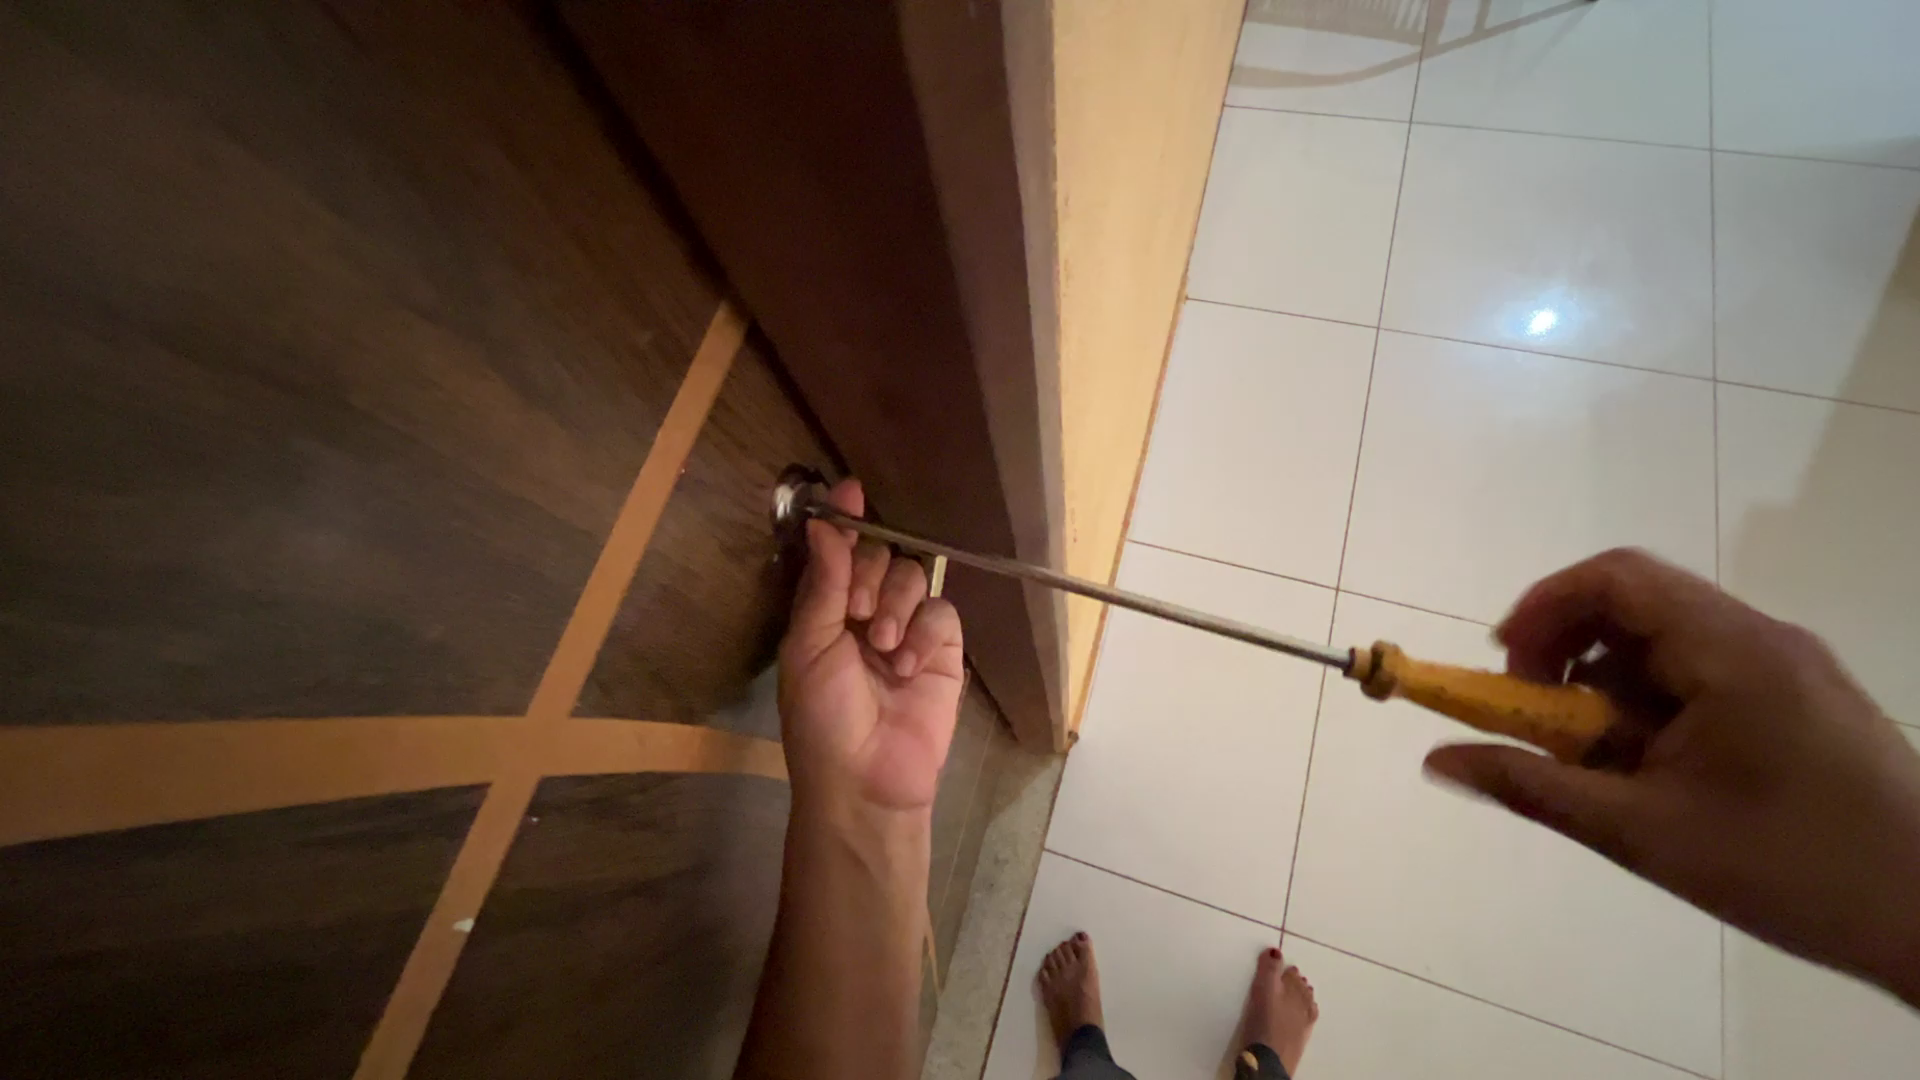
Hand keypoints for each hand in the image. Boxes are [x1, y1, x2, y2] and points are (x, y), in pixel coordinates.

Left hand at [777, 478, 964, 813]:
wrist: (866, 778)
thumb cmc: (822, 716)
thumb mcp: (809, 647)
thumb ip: (824, 583)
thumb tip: (821, 522)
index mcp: (827, 609)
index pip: (839, 552)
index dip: (845, 521)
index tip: (851, 489)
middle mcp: (866, 611)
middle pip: (880, 555)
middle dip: (869, 576)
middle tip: (858, 614)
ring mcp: (907, 629)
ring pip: (913, 576)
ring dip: (895, 606)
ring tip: (883, 648)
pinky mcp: (942, 649)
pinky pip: (940, 613)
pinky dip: (923, 633)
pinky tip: (908, 666)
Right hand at [1424, 549, 1919, 1003]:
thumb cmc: (1797, 872)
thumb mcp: (1642, 833)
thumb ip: (1530, 786)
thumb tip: (1436, 759)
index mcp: (1732, 654)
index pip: (1616, 578)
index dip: (1542, 606)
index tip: (1508, 664)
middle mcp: (1761, 640)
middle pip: (1630, 600)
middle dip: (1563, 645)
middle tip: (1537, 705)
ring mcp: (1784, 665)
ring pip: (1656, 634)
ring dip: (1599, 676)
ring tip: (1592, 746)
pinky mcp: (1794, 694)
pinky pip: (1691, 665)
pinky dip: (1641, 696)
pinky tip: (1645, 756)